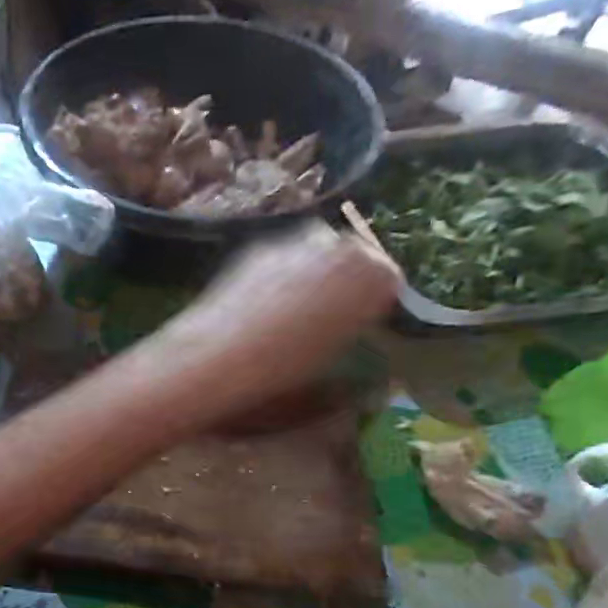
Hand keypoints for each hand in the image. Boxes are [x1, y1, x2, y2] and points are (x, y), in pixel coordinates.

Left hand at [146, 224, 399, 404]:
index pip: (389, 282)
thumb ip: (356, 342)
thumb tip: (366, 352)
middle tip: (324, 316)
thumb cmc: (283, 368)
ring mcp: (301, 239)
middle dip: (344, 282)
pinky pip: (284, 258)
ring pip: (318, 253)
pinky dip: (280, 274)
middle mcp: (346, 247)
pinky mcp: (262, 244)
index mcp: (379, 276)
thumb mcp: (334, 363)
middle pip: (354, 260)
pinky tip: (260, 304)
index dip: (371, 306)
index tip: (359, 324)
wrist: (218, 353)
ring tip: (290, 310)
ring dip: (313, 273)